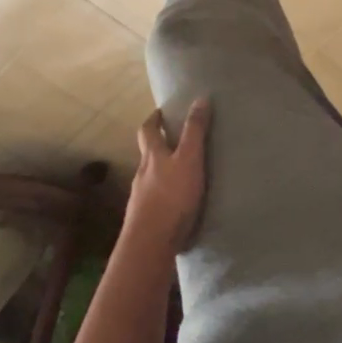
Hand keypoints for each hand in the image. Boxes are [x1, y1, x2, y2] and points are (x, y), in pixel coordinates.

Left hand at [124, 99, 210, 251]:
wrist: (150, 244)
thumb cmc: (171, 196)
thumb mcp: (189, 159)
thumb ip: (195, 132)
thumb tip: (200, 98)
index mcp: (152, 156)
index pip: (148, 130)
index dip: (154, 119)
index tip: (162, 112)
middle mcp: (142, 174)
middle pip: (147, 154)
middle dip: (158, 145)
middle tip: (175, 139)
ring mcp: (141, 198)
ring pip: (151, 178)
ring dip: (163, 172)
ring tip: (183, 172)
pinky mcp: (146, 219)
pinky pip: (156, 200)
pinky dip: (165, 195)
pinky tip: (178, 203)